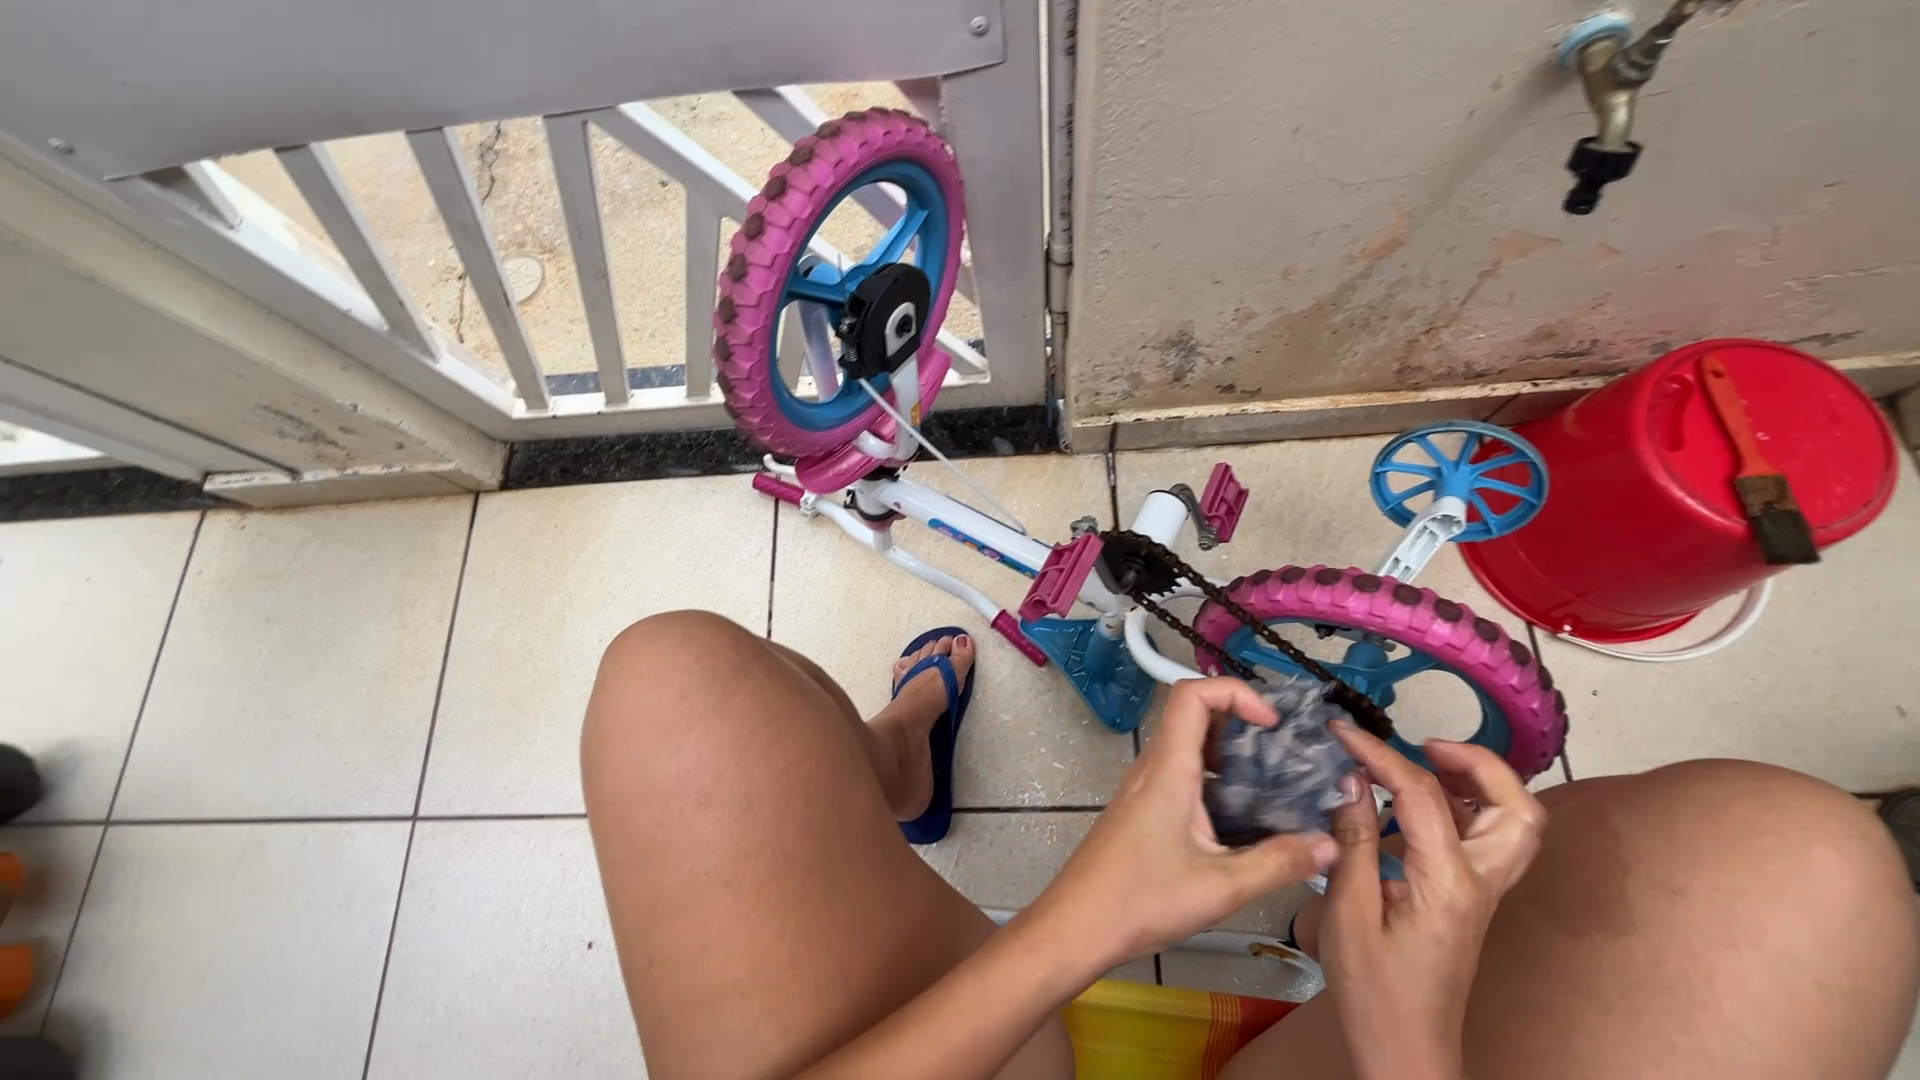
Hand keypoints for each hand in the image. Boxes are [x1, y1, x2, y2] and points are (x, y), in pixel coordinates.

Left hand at [1031, 678, 1337, 970]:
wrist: (1076, 925)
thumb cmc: (1140, 900)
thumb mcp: (1220, 887)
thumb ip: (1278, 863)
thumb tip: (1330, 845)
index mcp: (1168, 768)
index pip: (1192, 694)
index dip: (1235, 693)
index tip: (1272, 724)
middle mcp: (1153, 767)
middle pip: (1194, 716)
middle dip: (1242, 722)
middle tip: (1284, 753)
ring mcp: (1145, 788)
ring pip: (1189, 747)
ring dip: (1230, 754)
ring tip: (1275, 784)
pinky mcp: (1143, 809)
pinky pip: (1182, 775)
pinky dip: (1214, 780)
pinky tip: (1243, 818)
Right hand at [1319, 722, 1547, 1079]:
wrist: (1406, 1049)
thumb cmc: (1372, 987)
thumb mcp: (1347, 911)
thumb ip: (1353, 840)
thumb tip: (1351, 780)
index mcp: (1447, 882)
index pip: (1422, 795)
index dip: (1379, 754)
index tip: (1341, 732)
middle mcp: (1481, 882)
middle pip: (1516, 807)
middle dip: (1478, 763)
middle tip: (1423, 745)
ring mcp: (1484, 892)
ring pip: (1515, 823)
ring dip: (1480, 783)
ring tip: (1424, 763)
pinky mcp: (1473, 900)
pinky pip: (1489, 838)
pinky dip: (1466, 806)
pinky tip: (1418, 805)